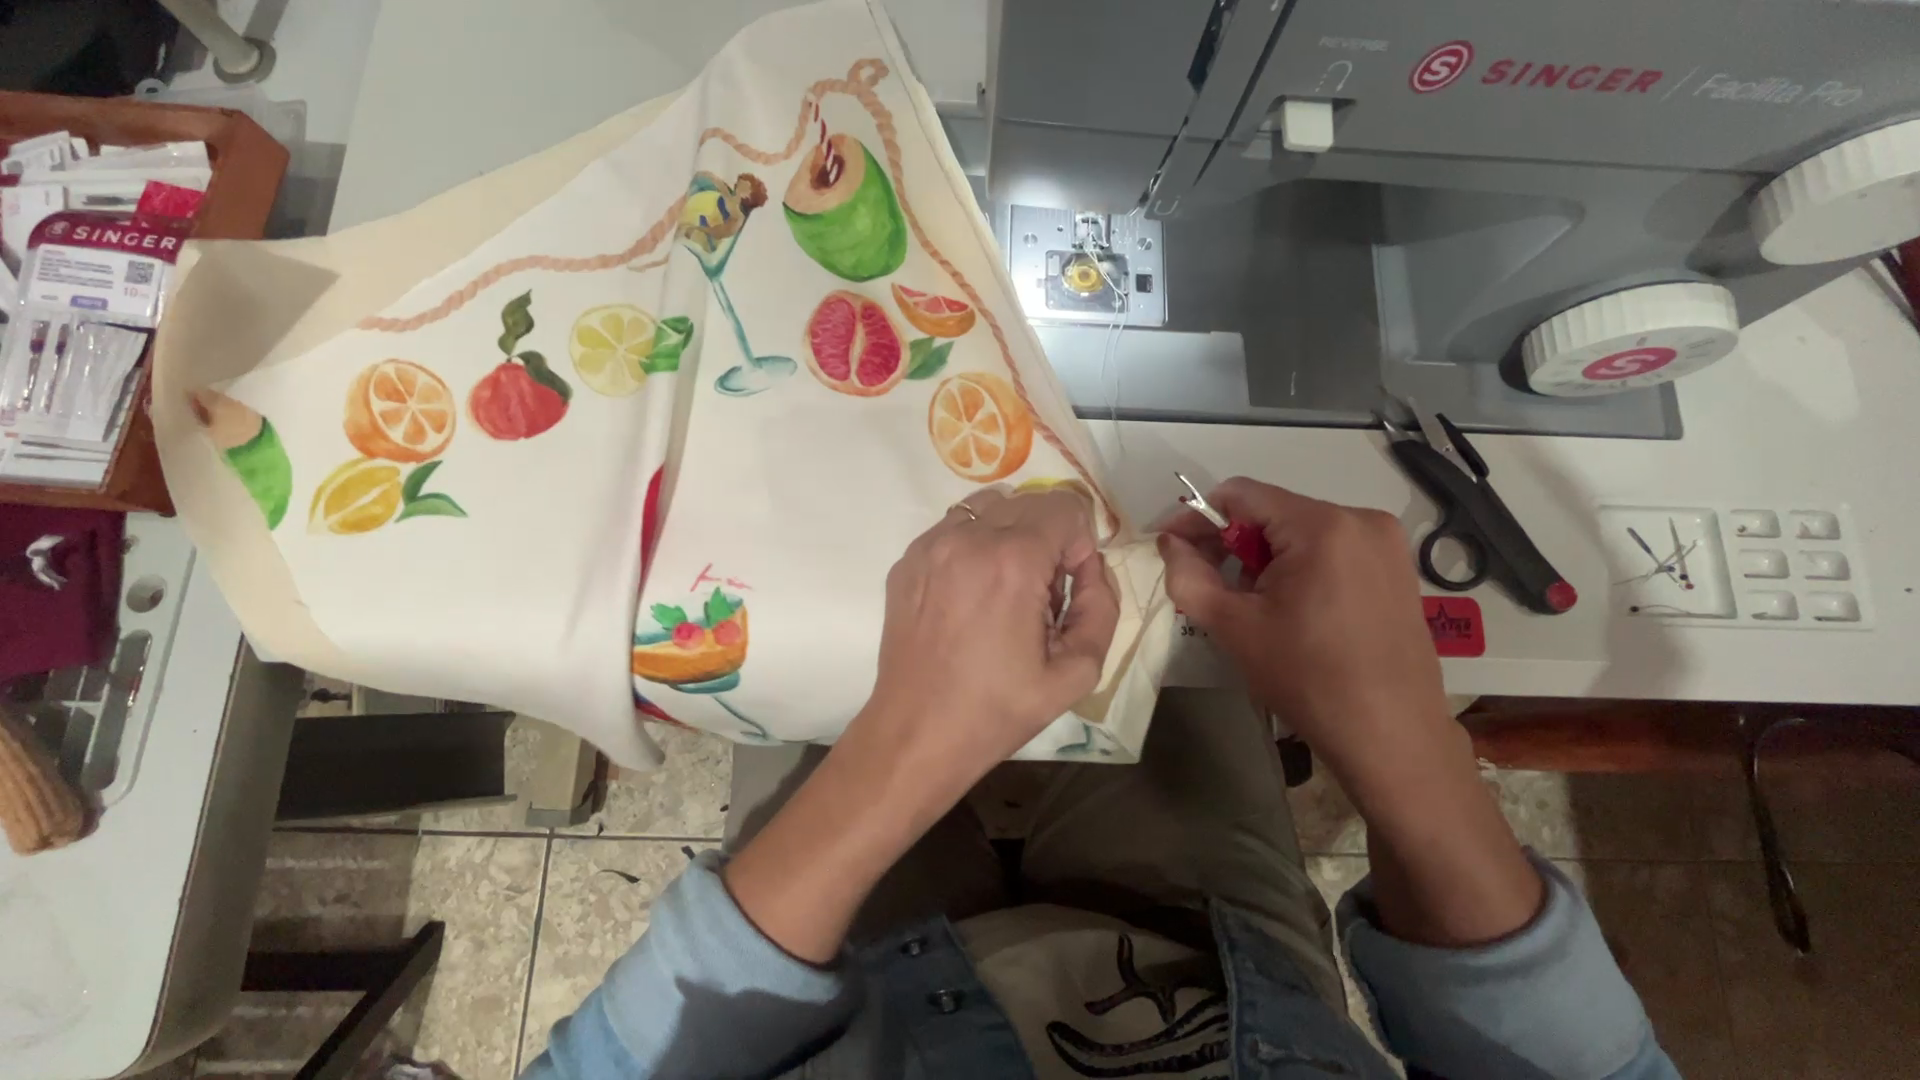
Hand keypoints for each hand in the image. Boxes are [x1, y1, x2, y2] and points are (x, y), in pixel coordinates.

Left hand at [856, 486, 1119, 790]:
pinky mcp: (906, 561)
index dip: (1079, 544)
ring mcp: (930, 546)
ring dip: (1010, 535)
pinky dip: (974, 547)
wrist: (917, 733)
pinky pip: (954, 529)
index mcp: (1012, 561)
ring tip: (1004, 591)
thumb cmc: (997, 710)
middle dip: (1048, 539)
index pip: (1066, 506)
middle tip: (1039, 596)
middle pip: (1029, 501)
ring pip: (989, 507)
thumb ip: (1101, 607)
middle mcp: (967, 538)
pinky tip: (970, 599)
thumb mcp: (1077, 672)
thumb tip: (1089, 569)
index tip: (1067, 588)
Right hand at [1156, 477, 1449, 767]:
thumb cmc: (1306, 677)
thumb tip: (1169, 542)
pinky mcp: (1398, 568)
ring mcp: (1386, 543)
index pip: (1241, 494)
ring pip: (1302, 530)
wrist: (1390, 735)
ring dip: (1266, 557)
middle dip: (1233, 542)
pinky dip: (1301, 566)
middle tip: (1207, 582)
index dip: (1198, 516)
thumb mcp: (1233, 627)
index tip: (1174, 546)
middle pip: (1273, 512)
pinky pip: (1332, 548)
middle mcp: (1360, 519)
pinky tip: (1292, 608)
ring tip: (1251, 603)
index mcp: (1321, 526)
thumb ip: (1189, 576)